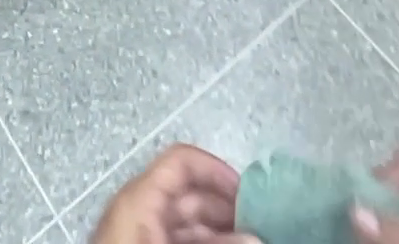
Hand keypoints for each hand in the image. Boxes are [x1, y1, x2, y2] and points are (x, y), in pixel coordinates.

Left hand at [92, 144, 254, 243]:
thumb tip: (256, 238)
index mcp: (140, 199)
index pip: (181, 162)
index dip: (216, 171)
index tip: (249, 197)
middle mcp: (137, 209)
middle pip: (187, 193)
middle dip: (225, 209)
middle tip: (261, 229)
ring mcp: (137, 234)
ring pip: (184, 222)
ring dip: (218, 233)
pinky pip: (175, 241)